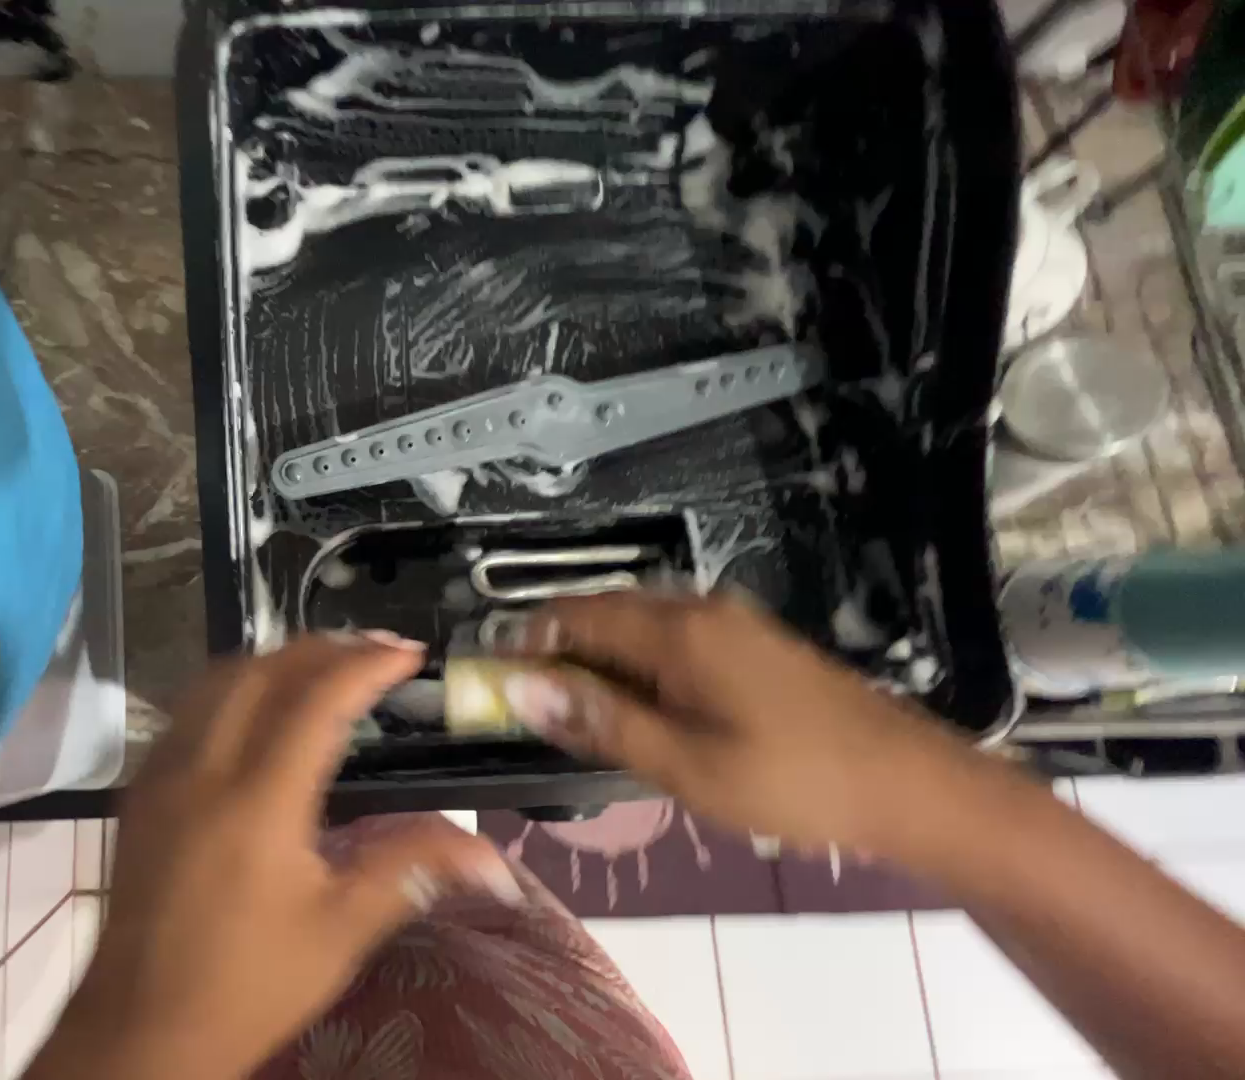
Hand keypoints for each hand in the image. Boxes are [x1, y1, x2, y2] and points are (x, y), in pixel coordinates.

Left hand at [29, 634, 519, 1079]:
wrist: (140, 1027)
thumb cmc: (249, 985)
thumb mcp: (340, 931)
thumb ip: (412, 871)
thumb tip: (492, 857)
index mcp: (259, 803)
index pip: (317, 703)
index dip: (366, 666)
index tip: (407, 652)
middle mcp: (204, 769)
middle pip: (263, 672)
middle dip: (321, 647)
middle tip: (371, 649)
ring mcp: (162, 773)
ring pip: (218, 680)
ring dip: (274, 659)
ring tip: (322, 663)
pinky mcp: (140, 787)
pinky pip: (188, 709)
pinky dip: (232, 686)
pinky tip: (257, 704)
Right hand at [494, 591, 982, 856]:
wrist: (918, 789)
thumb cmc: (794, 782)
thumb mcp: (684, 765)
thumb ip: (599, 721)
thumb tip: (521, 687)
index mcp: (676, 632)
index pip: (573, 616)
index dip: (525, 639)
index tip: (493, 673)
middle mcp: (698, 609)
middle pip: (601, 611)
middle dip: (556, 646)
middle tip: (530, 696)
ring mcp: (729, 621)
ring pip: (635, 621)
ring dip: (594, 653)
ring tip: (577, 703)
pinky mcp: (750, 640)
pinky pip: (668, 633)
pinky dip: (632, 658)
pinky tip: (638, 699)